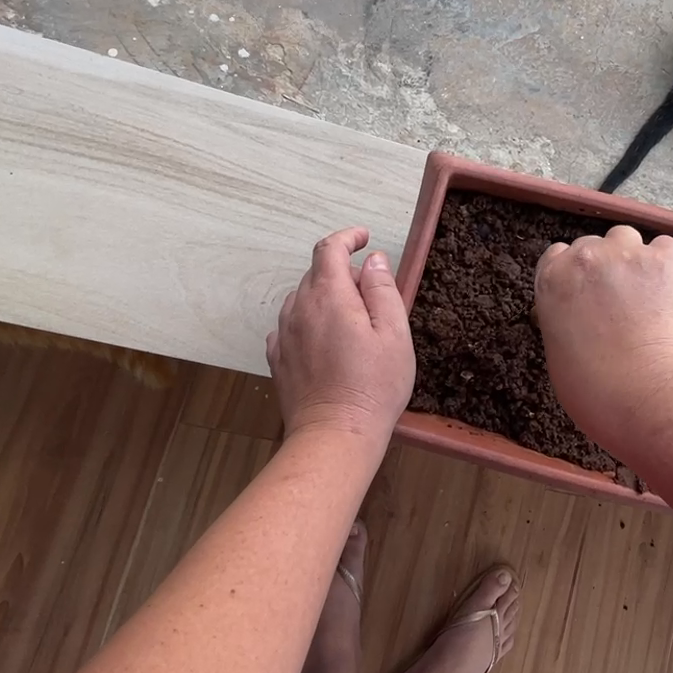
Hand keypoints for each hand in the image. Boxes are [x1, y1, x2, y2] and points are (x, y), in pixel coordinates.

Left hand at [266, 227, 414, 443]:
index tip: (365, 239)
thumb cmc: (373, 385)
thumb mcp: (394, 332)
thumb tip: (374, 260)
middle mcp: (300, 309)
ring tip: (353, 321)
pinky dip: (310, 320)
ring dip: (326, 296)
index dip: (348, 237)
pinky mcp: (278, 359)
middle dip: (344, 271)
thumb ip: (382, 289)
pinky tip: (327, 340)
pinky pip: (291, 325)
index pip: (329, 249)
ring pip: (303, 298)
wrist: (335, 434)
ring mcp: (284, 335)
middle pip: (317, 272)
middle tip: (373, 294)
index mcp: (330, 297)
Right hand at [532, 225, 672, 444]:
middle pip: (593, 245)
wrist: (641, 390)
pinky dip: (667, 262)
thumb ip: (562, 318)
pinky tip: (668, 288)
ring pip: (627, 238)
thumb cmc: (594, 387)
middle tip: (619, 299)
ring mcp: (624, 255)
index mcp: (551, 280)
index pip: (557, 254)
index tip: (587, 290)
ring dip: (633, 258)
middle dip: (604, 266)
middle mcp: (583, 258)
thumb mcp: (557, 351)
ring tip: (645, 290)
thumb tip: (579, 318)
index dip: (575, 273)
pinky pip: (665, 246)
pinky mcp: (661, 260)